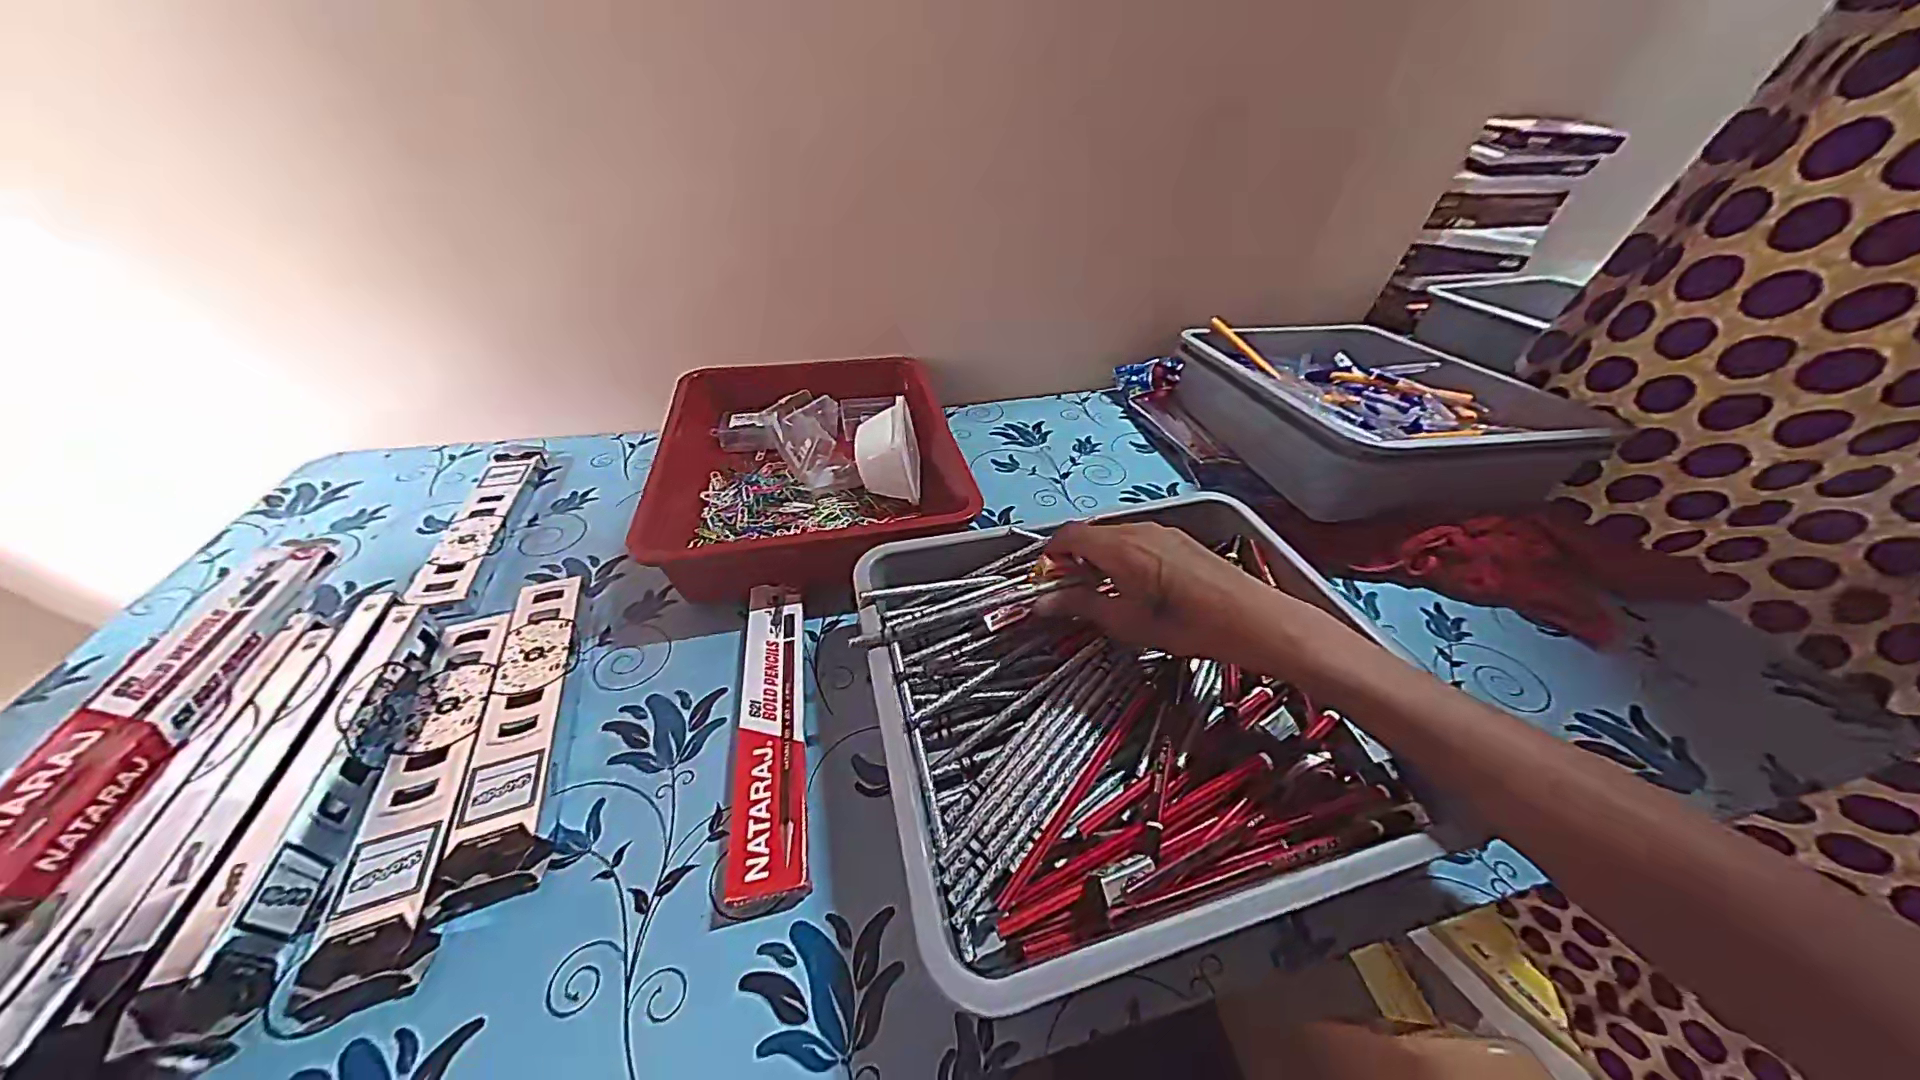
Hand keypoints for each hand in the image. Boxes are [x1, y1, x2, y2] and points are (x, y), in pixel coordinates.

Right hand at [1036, 521, 1377, 695]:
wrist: (1253, 620)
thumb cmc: (1189, 624)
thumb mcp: (1126, 622)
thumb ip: (1081, 606)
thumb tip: (1045, 602)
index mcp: (1119, 547)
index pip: (1067, 536)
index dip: (1049, 554)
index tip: (1044, 577)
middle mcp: (1139, 530)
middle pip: (1090, 533)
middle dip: (1072, 558)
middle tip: (1068, 590)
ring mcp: (1162, 532)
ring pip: (1114, 536)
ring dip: (1097, 558)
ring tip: (1101, 592)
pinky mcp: (1180, 540)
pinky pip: (1137, 539)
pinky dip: (1121, 556)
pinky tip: (1133, 586)